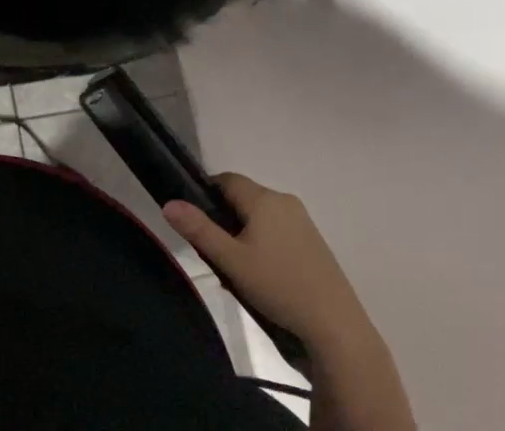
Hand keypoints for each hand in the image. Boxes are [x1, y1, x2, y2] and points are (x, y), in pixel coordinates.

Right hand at [164, 174, 376, 352]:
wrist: (335, 325)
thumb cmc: (278, 286)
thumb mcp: (231, 261)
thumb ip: (199, 230)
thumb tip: (169, 203)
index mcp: (265, 199)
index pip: (227, 179)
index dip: (205, 192)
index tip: (194, 219)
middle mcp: (285, 201)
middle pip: (243, 198)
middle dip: (223, 218)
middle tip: (212, 252)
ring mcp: (303, 222)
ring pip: (260, 216)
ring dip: (242, 234)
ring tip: (235, 269)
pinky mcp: (313, 243)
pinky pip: (278, 231)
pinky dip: (263, 244)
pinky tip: (261, 276)